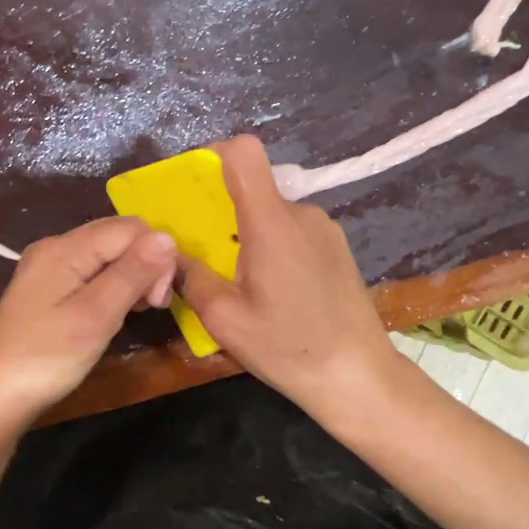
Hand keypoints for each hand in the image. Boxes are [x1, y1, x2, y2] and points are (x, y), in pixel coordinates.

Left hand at [0, 216, 176, 428]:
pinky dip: (112, 287)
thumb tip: (168, 235)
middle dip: (146, 263)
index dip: (156, 255)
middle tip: (153, 306)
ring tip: (136, 312)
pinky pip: (90, 273)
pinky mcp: (46, 290)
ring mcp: (47, 268)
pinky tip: (115, 313)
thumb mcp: (96, 316)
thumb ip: (131, 273)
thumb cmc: (47, 358)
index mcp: (64, 248)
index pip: (129, 228)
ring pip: (106, 255)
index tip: (160, 299)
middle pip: (116, 236)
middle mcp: (54, 248)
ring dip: (131, 276)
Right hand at [175, 136, 400, 429]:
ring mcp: (323, 229)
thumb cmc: (288, 347)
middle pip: (251, 188)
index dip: (212, 155)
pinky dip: (268, 248)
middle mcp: (300, 213)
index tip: (189, 187)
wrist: (358, 376)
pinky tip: (269, 292)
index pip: (244, 153)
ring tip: (236, 283)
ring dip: (244, 236)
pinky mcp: (335, 248)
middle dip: (218, 213)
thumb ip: (191, 278)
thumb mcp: (224, 319)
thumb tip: (170, 255)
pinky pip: (290, 232)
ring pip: (270, 214)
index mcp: (271, 222)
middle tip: (199, 255)